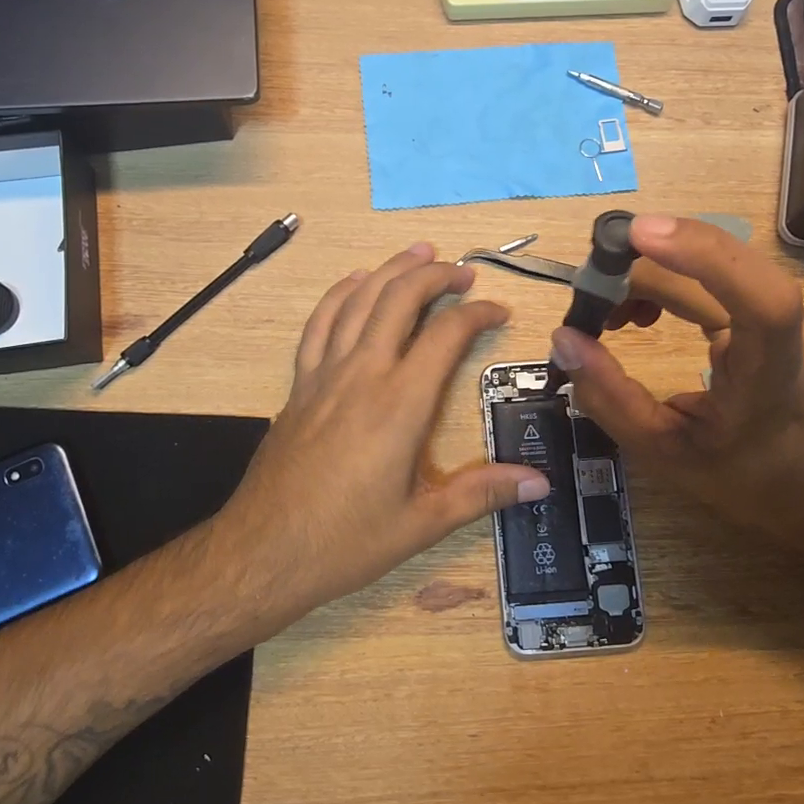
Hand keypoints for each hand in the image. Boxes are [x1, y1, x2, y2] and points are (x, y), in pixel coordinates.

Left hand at [214, 243, 549, 622]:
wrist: (263, 551)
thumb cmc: (345, 541)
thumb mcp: (422, 524)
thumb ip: (481, 493)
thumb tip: (540, 482)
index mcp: (399, 405)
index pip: (445, 335)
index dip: (477, 314)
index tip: (499, 312)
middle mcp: (361, 375)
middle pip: (398, 299)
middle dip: (435, 275)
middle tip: (464, 273)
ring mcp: (323, 376)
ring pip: (357, 300)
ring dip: (389, 270)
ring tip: (418, 252)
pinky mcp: (299, 386)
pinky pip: (319, 324)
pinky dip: (339, 294)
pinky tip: (354, 283)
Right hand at [549, 215, 803, 564]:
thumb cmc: (748, 482)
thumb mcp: (664, 453)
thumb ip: (609, 396)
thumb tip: (563, 338)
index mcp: (771, 377)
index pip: (759, 298)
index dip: (702, 254)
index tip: (637, 234)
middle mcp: (790, 333)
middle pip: (713, 271)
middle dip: (639, 270)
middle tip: (584, 303)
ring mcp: (788, 319)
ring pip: (712, 268)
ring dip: (649, 277)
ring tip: (606, 317)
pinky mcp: (776, 316)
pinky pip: (718, 283)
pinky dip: (671, 287)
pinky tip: (641, 317)